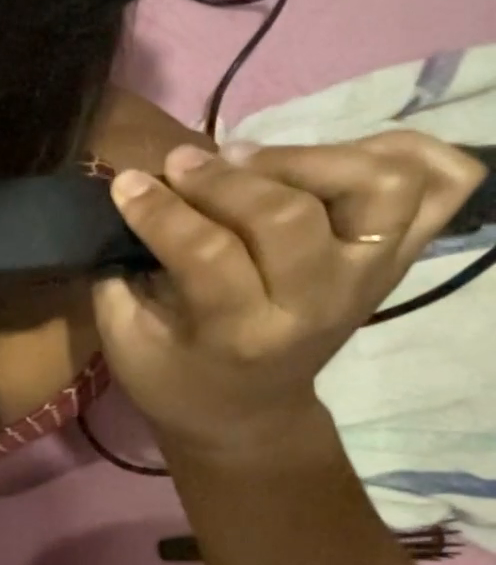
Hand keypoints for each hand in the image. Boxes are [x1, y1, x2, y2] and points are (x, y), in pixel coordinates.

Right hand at [94, 131, 485, 459]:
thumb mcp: (124, 339)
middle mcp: (321, 302)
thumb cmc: (171, 377)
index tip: (126, 183)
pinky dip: (400, 153)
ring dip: (309, 158)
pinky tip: (333, 160)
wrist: (244, 410)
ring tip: (253, 160)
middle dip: (222, 179)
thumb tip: (130, 201)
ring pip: (379, 184)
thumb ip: (121, 275)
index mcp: (241, 334)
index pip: (207, 253)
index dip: (161, 210)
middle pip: (288, 215)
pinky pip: (443, 183)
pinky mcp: (400, 256)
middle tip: (180, 163)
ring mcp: (372, 274)